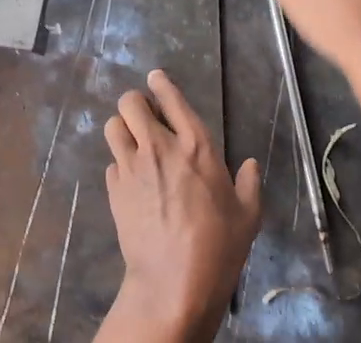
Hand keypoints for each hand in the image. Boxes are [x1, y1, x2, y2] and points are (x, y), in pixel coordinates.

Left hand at [99, 70, 261, 341]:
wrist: (174, 282)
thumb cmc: (218, 246)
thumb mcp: (248, 216)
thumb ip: (249, 184)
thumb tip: (249, 165)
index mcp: (196, 145)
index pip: (172, 98)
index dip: (160, 84)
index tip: (155, 78)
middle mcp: (160, 147)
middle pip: (130, 102)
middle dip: (135, 104)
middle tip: (144, 117)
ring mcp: (132, 167)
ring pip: (113, 126)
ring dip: (122, 129)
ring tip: (132, 142)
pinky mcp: (114, 189)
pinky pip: (111, 162)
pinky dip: (119, 165)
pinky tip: (131, 180)